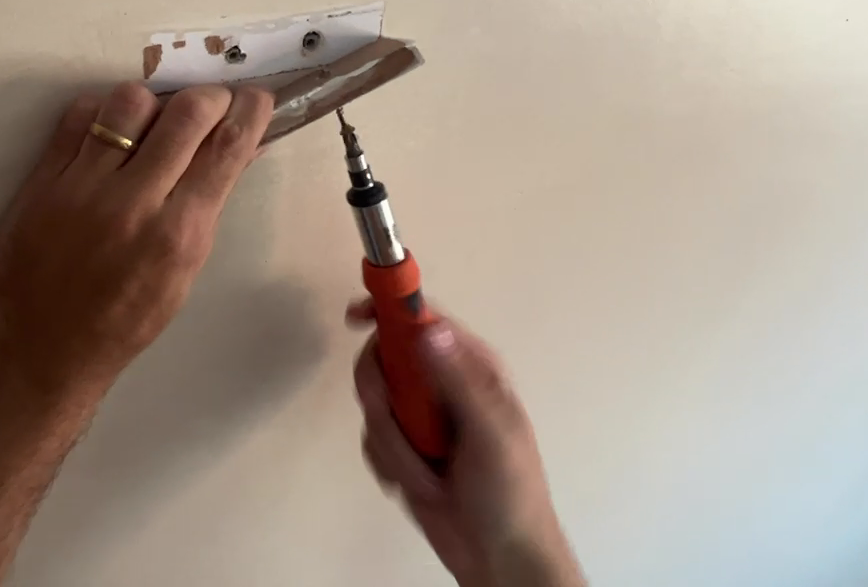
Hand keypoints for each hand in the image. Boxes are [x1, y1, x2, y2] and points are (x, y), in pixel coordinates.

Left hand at [0, 81, 273, 402]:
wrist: (41, 349)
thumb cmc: (125, 320)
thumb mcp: (183, 271)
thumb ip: (208, 205)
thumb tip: (243, 148)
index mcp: (179, 234)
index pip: (227, 148)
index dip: (250, 111)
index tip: (256, 98)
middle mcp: (134, 202)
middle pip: (187, 112)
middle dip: (211, 96)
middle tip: (211, 104)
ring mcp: (83, 186)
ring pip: (130, 101)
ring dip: (153, 102)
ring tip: (153, 122)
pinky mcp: (43, 178)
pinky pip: (80, 115)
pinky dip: (103, 112)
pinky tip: (109, 131)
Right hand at [350, 303, 585, 586]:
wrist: (500, 559)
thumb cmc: (509, 491)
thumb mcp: (491, 432)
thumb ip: (458, 380)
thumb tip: (427, 330)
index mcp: (470, 366)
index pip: (421, 318)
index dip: (387, 309)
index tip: (357, 317)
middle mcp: (441, 381)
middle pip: (384, 356)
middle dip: (383, 395)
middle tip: (395, 419)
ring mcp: (419, 413)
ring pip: (374, 401)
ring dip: (393, 441)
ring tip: (425, 468)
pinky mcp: (401, 443)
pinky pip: (371, 437)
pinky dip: (389, 462)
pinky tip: (418, 481)